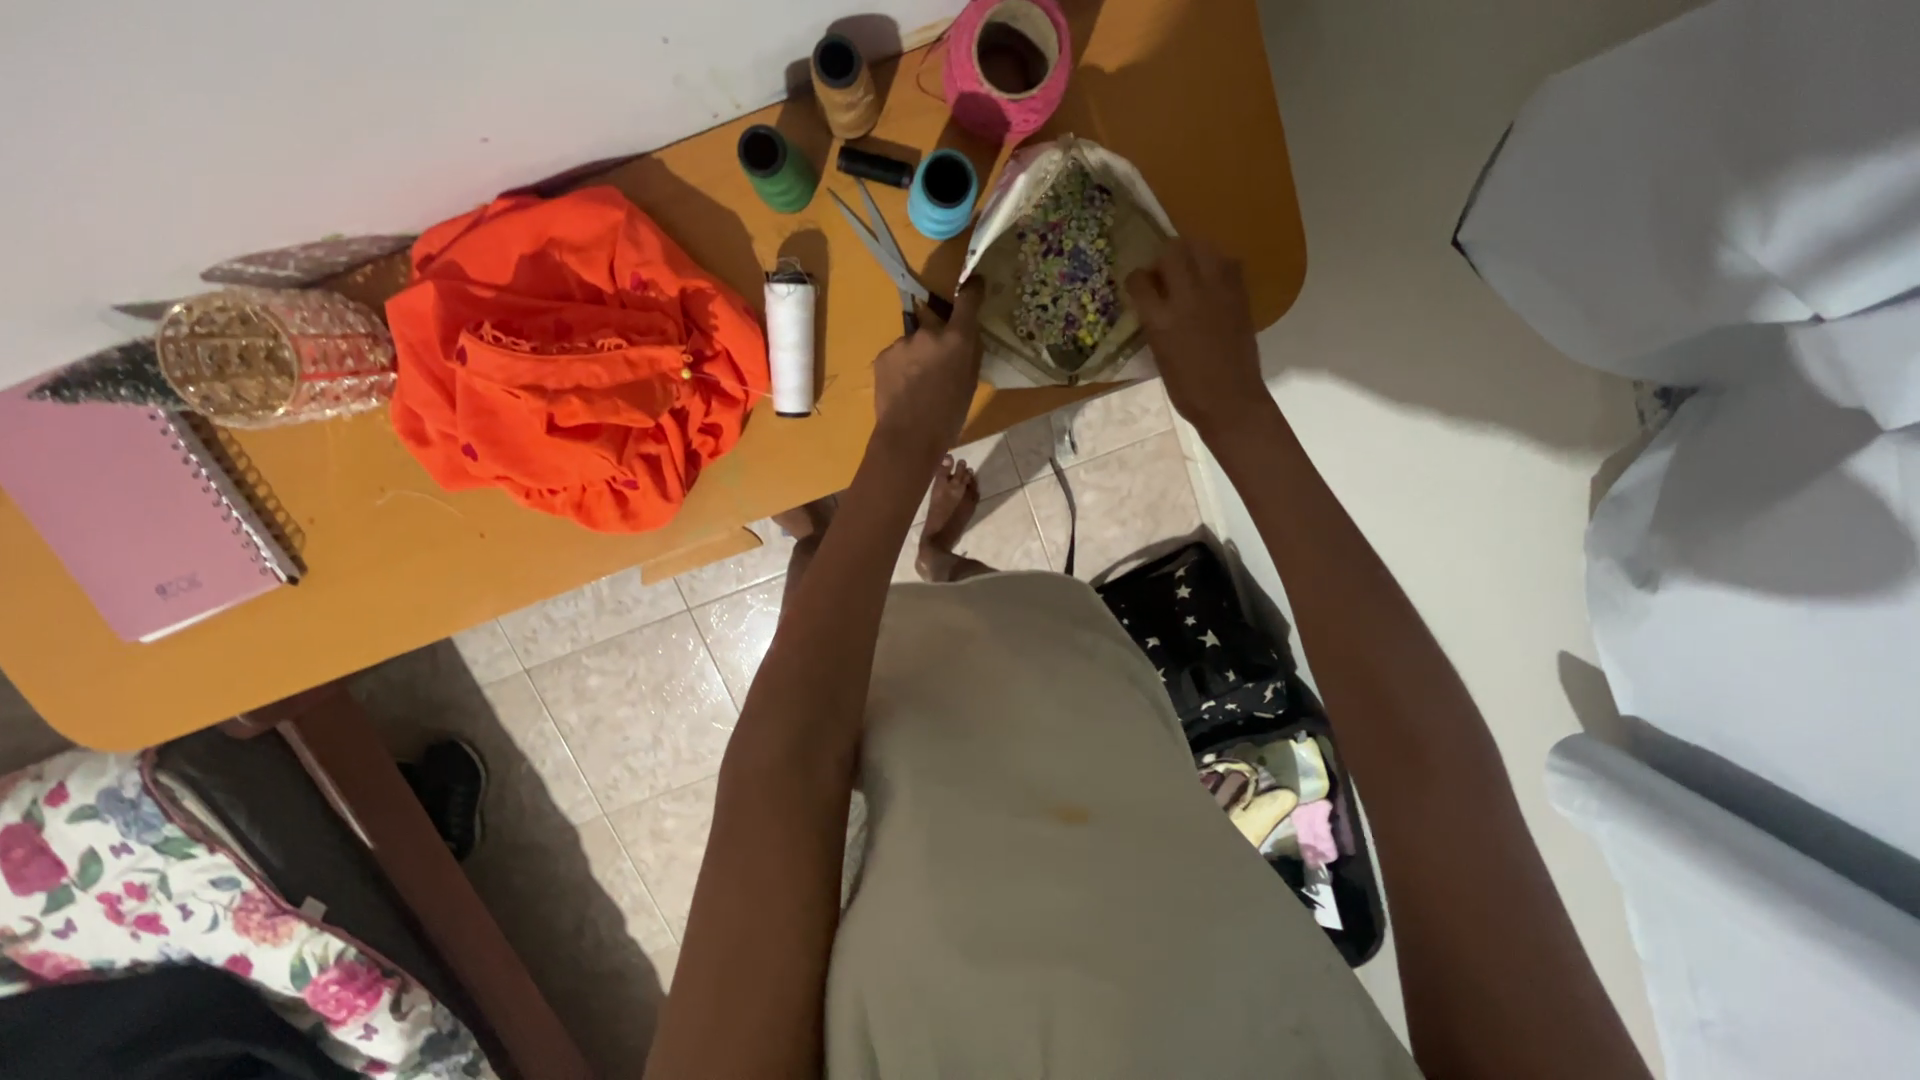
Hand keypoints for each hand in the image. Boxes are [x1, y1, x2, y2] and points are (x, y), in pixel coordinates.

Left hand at [872, 280, 984, 460]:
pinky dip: (902, 366)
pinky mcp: (883, 355)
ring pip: (915, 341)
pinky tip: (903, 388)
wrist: (908, 437)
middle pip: (937, 324)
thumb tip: (967, 339)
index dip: (972, 290)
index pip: (967, 300)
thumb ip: (969, 356)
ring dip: (918, 354)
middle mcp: (929, 332)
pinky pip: (898, 355)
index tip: (974, 283)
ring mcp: (903, 342)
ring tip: (918, 383)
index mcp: (957, 340)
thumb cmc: (948, 417)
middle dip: (939, 337)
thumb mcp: (969, 385)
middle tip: (939, 364)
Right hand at [1125, 239, 1271, 435]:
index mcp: (1161, 320)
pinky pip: (1229, 264)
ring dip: (1193, 253)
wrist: (1230, 401)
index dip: (1136, 279)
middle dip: (1164, 257)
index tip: (1139, 284)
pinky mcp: (1240, 295)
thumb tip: (1153, 302)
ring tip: (1191, 271)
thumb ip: (1154, 323)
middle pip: (1172, 251)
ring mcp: (1217, 293)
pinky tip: (1213, 283)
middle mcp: (1188, 298)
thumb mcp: (1159, 355)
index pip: (1139, 280)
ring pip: (1203, 247)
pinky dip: (1218, 265)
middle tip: (1165, 272)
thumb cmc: (1187, 389)